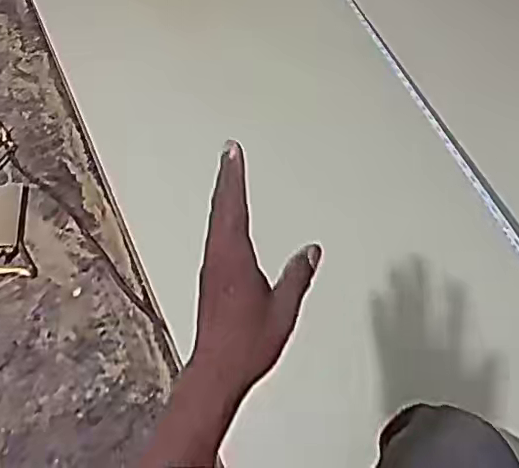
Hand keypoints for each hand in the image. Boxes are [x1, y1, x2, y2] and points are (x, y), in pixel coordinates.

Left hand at [190, 140, 320, 397]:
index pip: (234, 204)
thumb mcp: (283, 309)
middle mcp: (218, 253)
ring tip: (227, 173)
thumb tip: (310, 250)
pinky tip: (225, 215)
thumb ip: (297, 276)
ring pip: (215, 216)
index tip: (233, 152)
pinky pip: (214, 230)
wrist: (215, 368)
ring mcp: (210, 262)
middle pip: (221, 204)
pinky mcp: (208, 272)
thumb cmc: (247, 343)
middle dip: (226, 175)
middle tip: (229, 151)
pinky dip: (220, 212)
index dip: (234, 175)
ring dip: (222, 191)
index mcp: (234, 255)